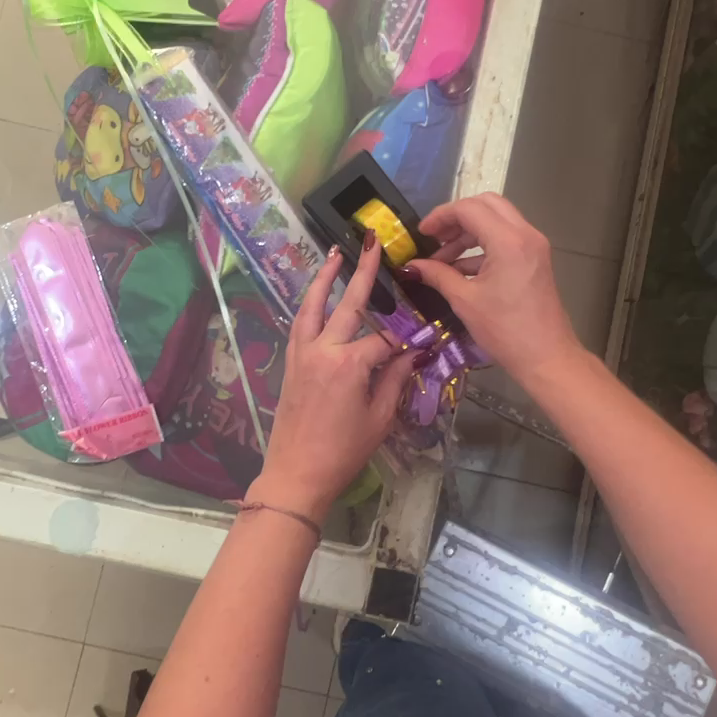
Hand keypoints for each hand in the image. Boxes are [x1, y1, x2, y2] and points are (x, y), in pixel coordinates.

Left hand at [255, 235, 419, 518]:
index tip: (425, 338)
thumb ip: (396, 380)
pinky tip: (318, 294)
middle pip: (349, 304)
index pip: (386, 340)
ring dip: (325, 278)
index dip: (407, 340)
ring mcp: (303, 353)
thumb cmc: (343, 452)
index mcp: (350, 364)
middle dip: (365, 273)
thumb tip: (415, 352)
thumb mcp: (380, 418)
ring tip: (335, 253)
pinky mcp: (292, 361)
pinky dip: (310, 304)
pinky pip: (301, 323)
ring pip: (314, 306)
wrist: (296, 474)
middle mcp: (324, 349)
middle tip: (373, 243)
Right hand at [400, 193, 583, 383]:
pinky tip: (460, 270)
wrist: (546, 357)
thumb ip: (437, 275)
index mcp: (508, 241)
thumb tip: (412, 266)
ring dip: (468, 232)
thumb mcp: (465, 301)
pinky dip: (482, 246)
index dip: (441, 216)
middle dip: (456, 217)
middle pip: (486, 204)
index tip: (422, 234)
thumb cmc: (505, 330)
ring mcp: (534, 245)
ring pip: (497, 219)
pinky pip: (506, 238)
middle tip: (434, 238)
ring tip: (442, 259)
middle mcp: (525, 234)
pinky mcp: (535, 258)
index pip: (469, 209)